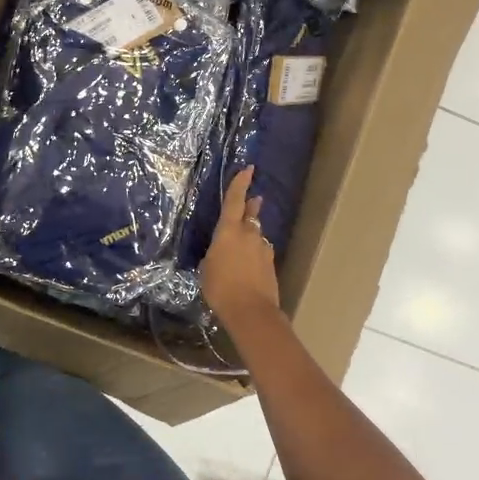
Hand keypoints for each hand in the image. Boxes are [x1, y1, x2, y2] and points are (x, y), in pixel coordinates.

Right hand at [201, 168, 280, 323]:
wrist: (250, 310)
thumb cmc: (220, 287)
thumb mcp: (207, 268)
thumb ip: (216, 252)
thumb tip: (223, 249)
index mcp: (229, 231)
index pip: (234, 201)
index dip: (240, 183)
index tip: (248, 169)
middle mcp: (249, 235)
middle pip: (250, 215)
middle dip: (249, 207)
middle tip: (252, 201)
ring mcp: (263, 249)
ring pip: (256, 236)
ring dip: (250, 236)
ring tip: (240, 247)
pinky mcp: (270, 265)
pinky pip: (260, 252)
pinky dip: (254, 254)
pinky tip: (246, 267)